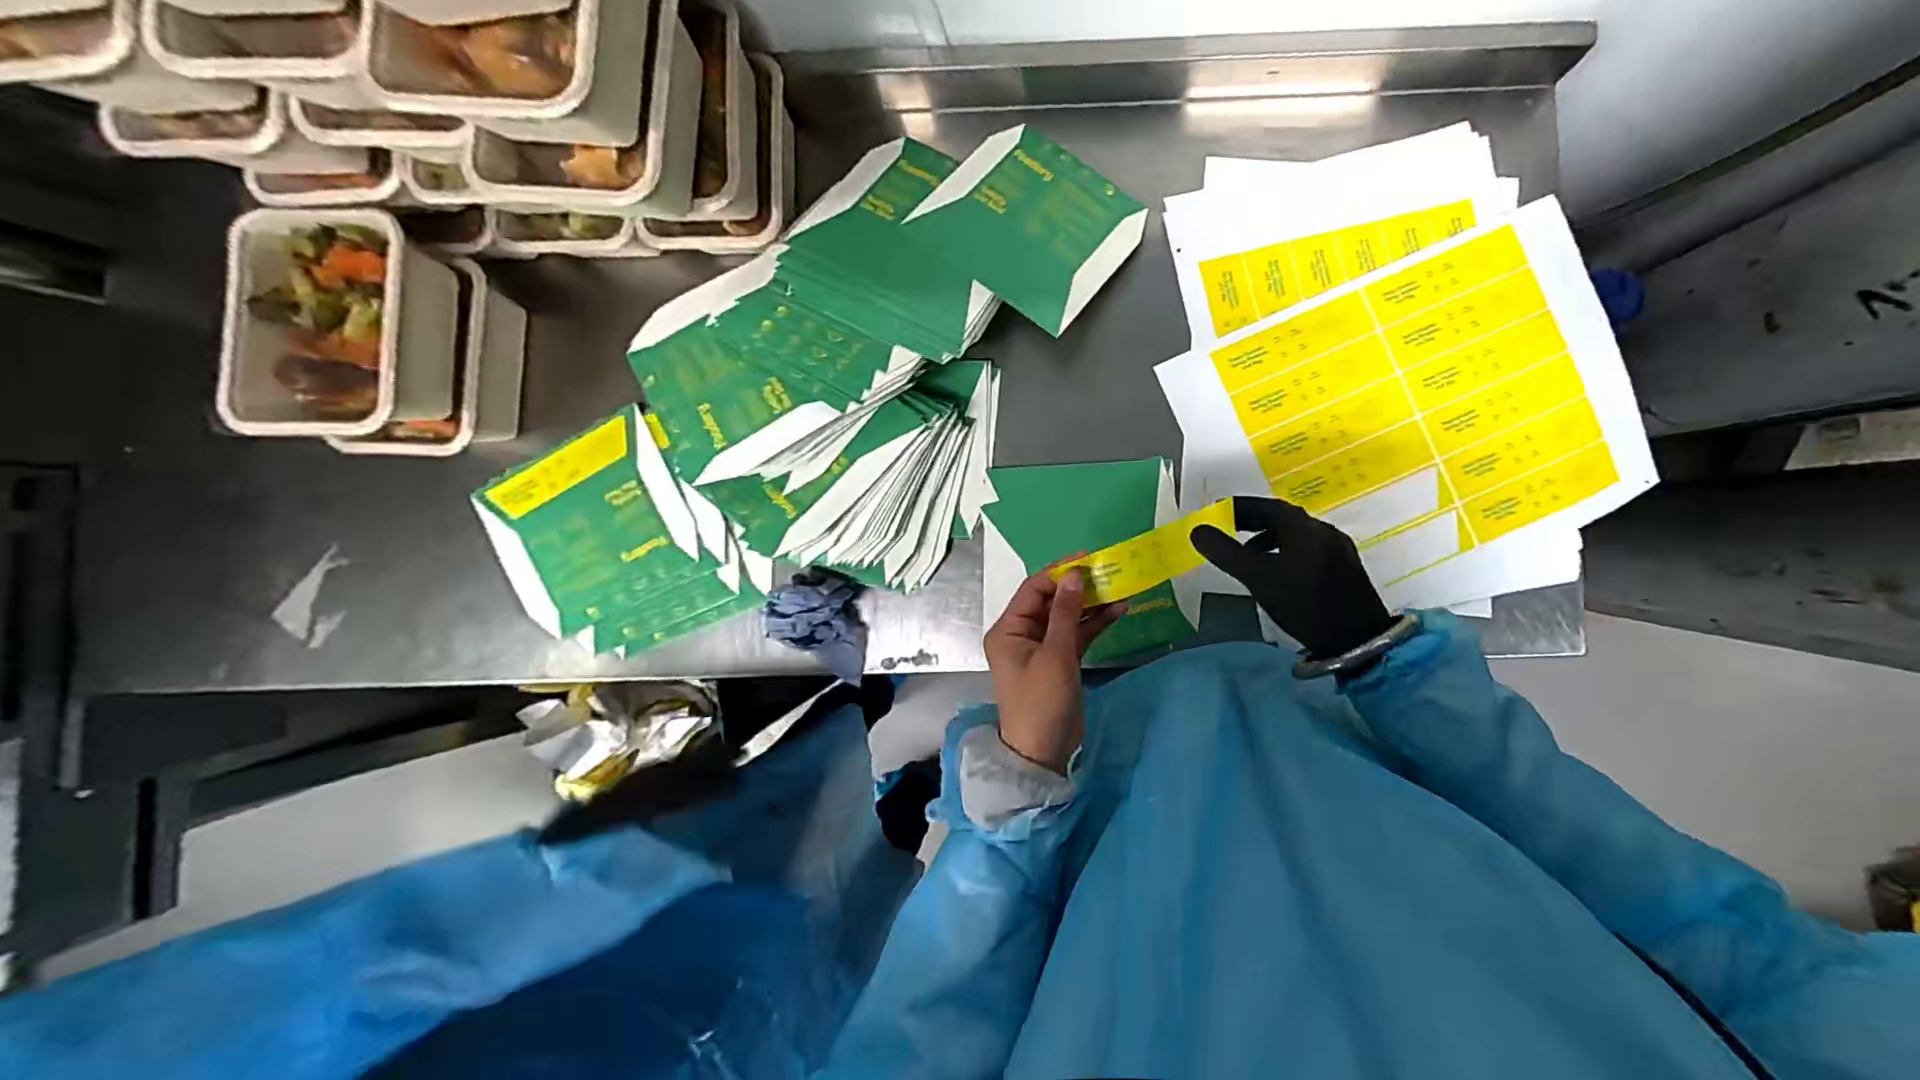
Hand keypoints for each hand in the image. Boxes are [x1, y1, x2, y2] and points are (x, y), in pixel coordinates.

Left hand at [983, 566, 1124, 773]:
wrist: (1042, 753)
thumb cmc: (1041, 702)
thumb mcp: (1055, 655)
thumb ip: (1066, 613)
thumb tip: (1075, 575)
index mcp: (1008, 629)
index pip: (1033, 589)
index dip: (1060, 572)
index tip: (1089, 559)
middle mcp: (1021, 634)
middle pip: (1051, 600)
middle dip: (1079, 587)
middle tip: (1110, 571)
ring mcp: (1041, 648)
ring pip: (1067, 617)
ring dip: (1091, 604)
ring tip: (1120, 587)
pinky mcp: (1059, 661)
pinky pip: (1075, 635)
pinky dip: (1094, 624)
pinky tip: (1118, 611)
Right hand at [1190, 496, 1392, 658]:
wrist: (1358, 639)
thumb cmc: (1305, 604)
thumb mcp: (1258, 578)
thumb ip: (1226, 553)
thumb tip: (1198, 530)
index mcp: (1305, 529)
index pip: (1269, 507)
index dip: (1241, 506)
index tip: (1219, 508)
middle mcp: (1324, 533)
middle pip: (1284, 518)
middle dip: (1254, 520)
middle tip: (1229, 526)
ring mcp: (1338, 551)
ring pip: (1297, 535)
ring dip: (1269, 538)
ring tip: (1248, 553)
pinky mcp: (1345, 570)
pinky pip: (1308, 549)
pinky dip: (1285, 551)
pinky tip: (1277, 571)